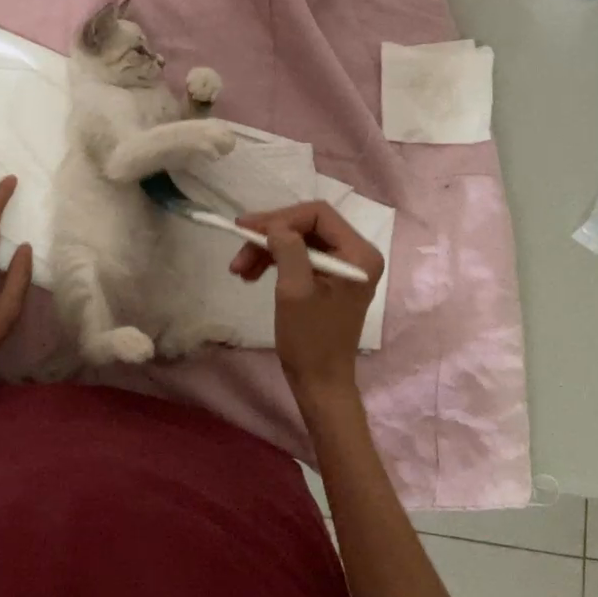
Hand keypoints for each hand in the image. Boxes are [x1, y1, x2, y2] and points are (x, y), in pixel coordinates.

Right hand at [229, 201, 384, 400]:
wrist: (319, 381)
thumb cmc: (310, 340)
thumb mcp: (294, 291)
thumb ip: (288, 250)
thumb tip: (274, 226)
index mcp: (359, 254)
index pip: (318, 214)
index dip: (281, 218)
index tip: (247, 231)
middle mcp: (357, 254)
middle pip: (307, 224)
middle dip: (270, 234)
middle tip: (238, 246)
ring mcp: (344, 266)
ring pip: (298, 239)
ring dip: (267, 249)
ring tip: (239, 269)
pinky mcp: (330, 278)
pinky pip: (299, 256)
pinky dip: (274, 260)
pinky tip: (252, 274)